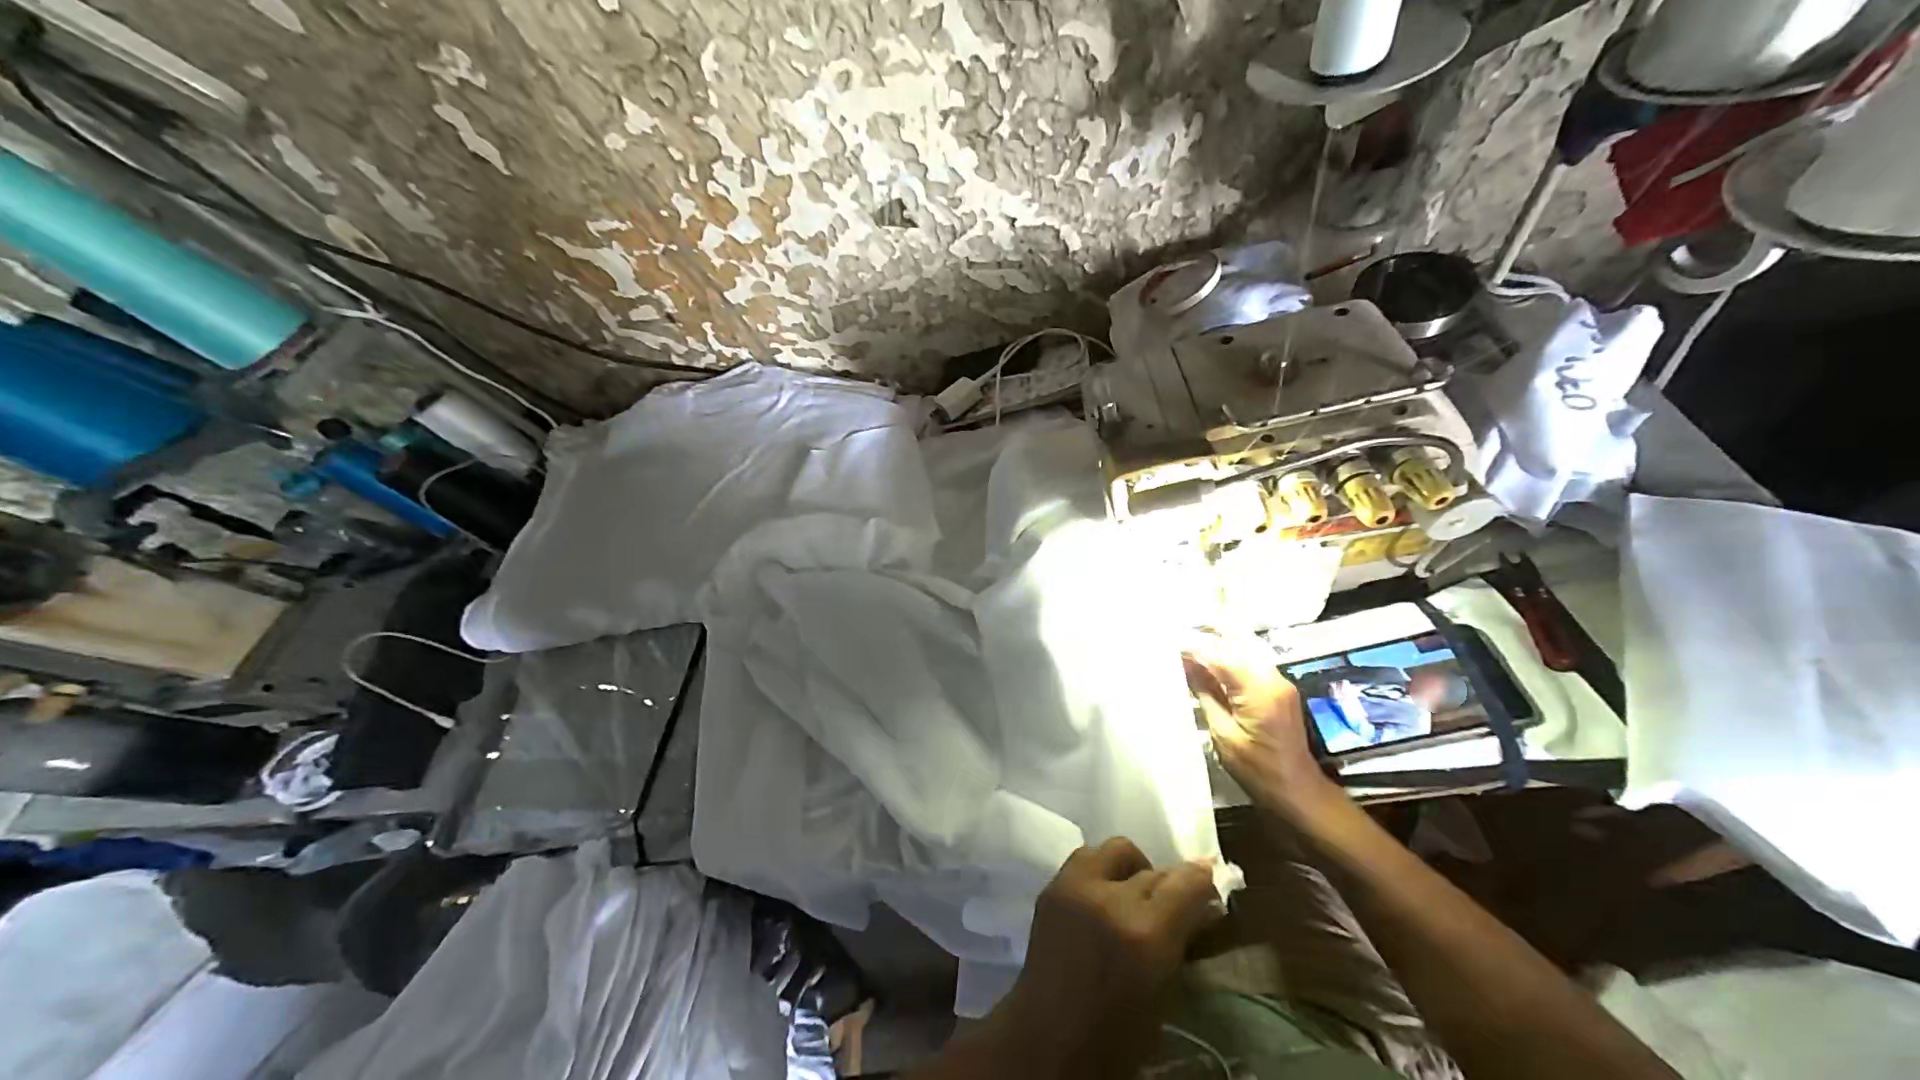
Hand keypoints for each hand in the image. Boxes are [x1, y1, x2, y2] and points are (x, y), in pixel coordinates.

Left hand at [991, 838, 1223, 1076]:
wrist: (1047, 1040)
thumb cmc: (1117, 1033)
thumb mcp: (1164, 990)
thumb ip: (1180, 938)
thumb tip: (1201, 903)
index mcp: (1146, 933)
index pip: (1187, 882)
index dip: (1203, 881)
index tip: (1210, 886)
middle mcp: (1110, 899)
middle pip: (1154, 869)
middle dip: (1169, 884)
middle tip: (1171, 904)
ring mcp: (1075, 887)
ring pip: (1116, 850)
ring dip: (1131, 868)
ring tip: (1132, 894)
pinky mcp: (1051, 887)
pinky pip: (1085, 860)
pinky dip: (1102, 872)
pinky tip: (1104, 898)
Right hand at [1184, 634, 1343, 820]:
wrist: (1297, 790)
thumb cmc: (1257, 769)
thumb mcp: (1223, 733)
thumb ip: (1205, 693)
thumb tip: (1186, 665)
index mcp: (1258, 689)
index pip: (1219, 654)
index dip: (1192, 648)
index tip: (1168, 645)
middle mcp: (1272, 677)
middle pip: (1236, 642)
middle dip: (1206, 637)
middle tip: (1177, 640)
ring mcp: (1279, 681)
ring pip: (1243, 649)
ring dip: (1217, 647)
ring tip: (1189, 652)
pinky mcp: (1279, 688)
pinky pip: (1250, 663)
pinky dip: (1229, 660)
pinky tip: (1210, 667)